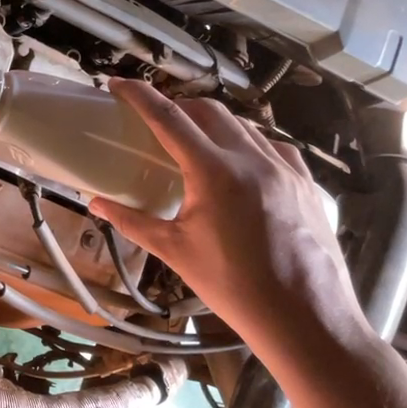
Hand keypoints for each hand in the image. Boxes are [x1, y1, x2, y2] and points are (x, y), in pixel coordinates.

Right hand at [90, 79, 366, 354]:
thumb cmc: (235, 289)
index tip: (117, 83)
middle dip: (176, 104)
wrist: (310, 324)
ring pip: (242, 123)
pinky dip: (248, 140)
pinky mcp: (307, 184)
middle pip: (207, 109)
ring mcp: (285, 170)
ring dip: (211, 120)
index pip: (168, 117)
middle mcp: (251, 160)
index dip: (139, 95)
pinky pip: (273, 145)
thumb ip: (133, 221)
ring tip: (193, 138)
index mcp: (214, 172)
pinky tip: (240, 160)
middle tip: (153, 117)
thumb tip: (96, 204)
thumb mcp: (176, 252)